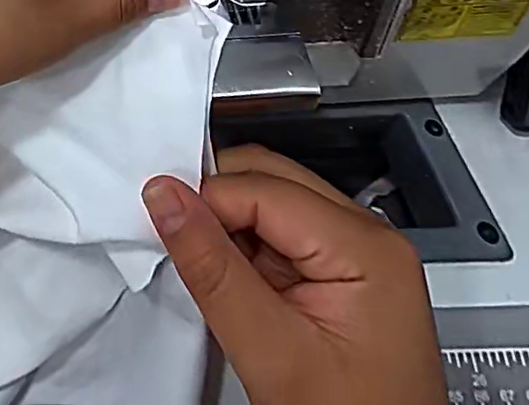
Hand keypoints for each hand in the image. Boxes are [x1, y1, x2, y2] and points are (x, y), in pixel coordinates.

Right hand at [143, 147, 445, 404]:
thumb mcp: (273, 354)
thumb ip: (213, 268)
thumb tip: (167, 198)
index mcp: (365, 246)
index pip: (260, 186)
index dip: (204, 199)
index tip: (163, 218)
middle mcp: (365, 235)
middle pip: (265, 175)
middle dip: (213, 200)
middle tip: (177, 233)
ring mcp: (352, 249)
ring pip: (264, 195)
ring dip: (225, 222)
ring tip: (210, 271)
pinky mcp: (335, 266)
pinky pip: (272, 225)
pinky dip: (239, 242)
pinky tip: (233, 280)